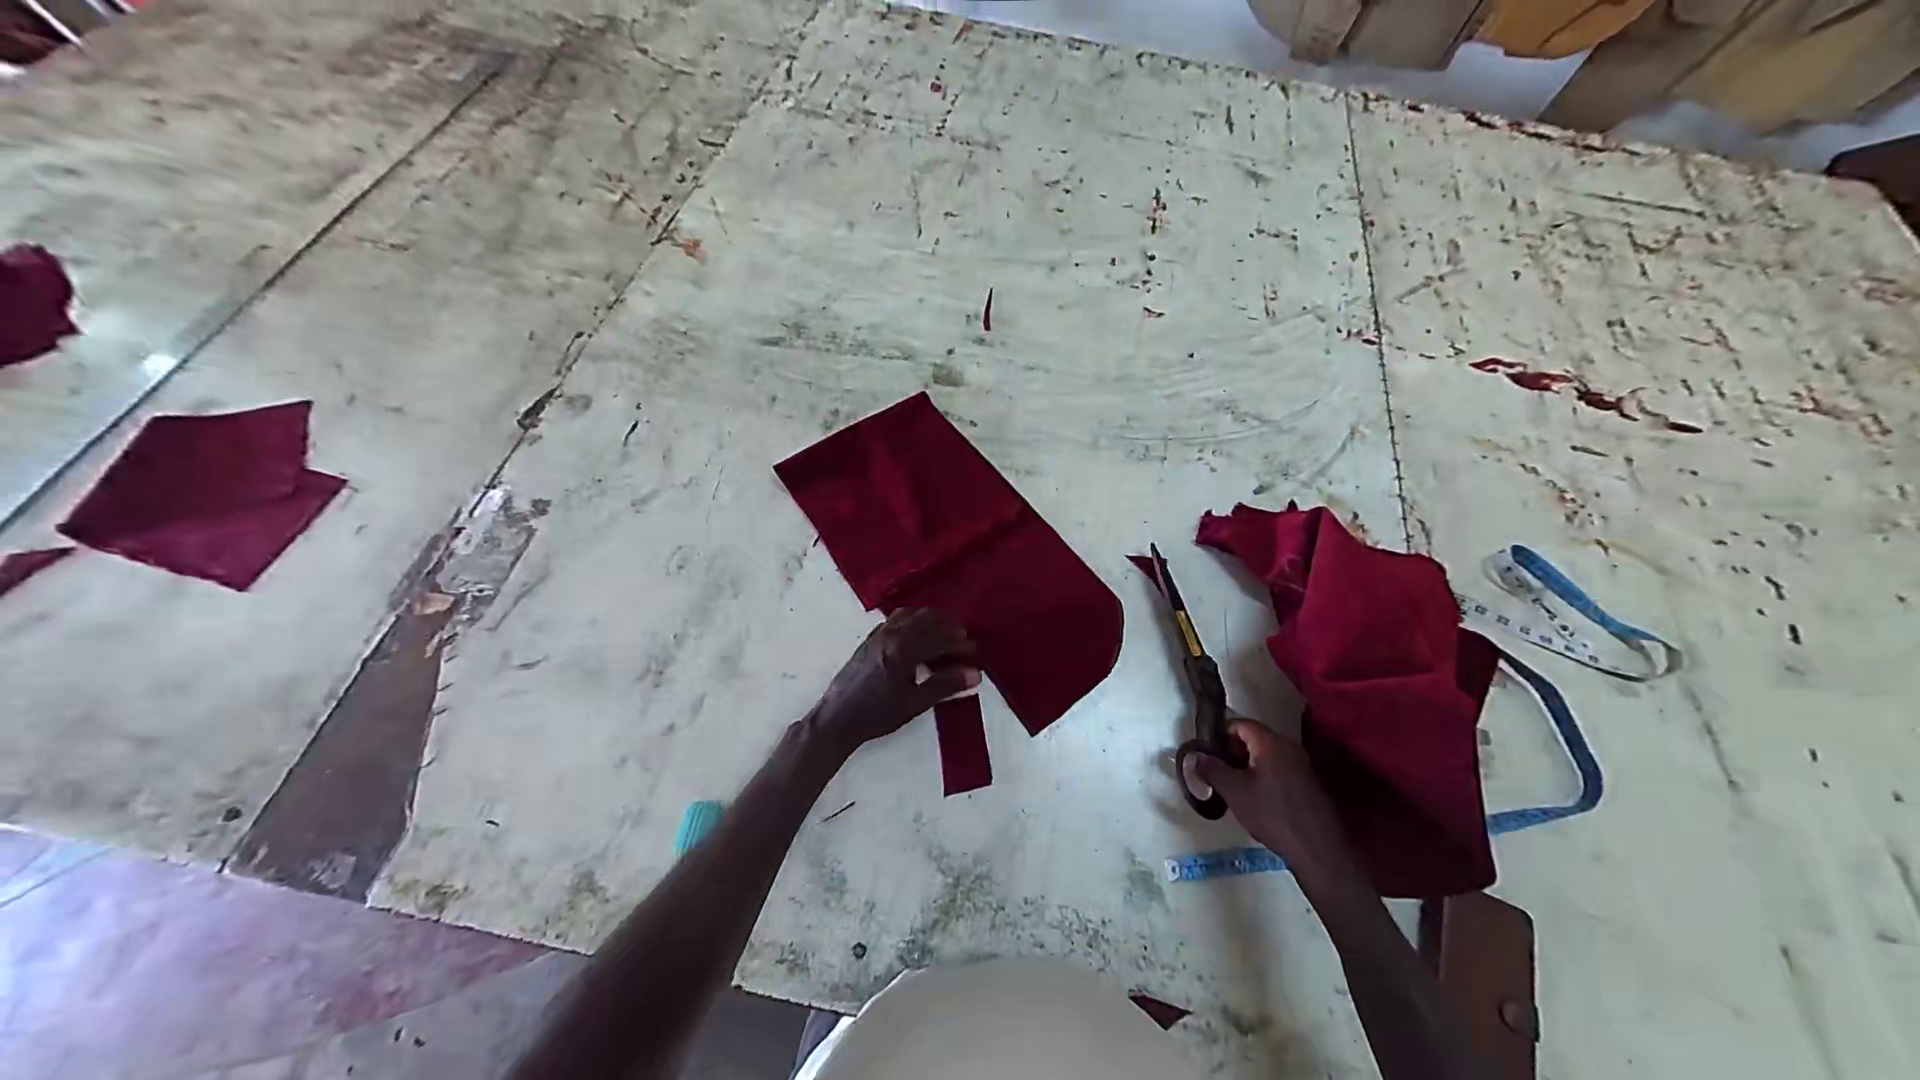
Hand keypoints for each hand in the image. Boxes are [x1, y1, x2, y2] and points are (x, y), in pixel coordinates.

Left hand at [808, 609, 979, 753]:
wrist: (837, 719)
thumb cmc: (877, 714)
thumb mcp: (915, 703)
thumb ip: (945, 685)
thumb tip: (974, 674)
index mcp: (904, 648)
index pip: (940, 638)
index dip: (960, 644)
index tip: (974, 652)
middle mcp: (890, 634)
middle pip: (925, 619)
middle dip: (947, 627)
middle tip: (962, 640)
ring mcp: (877, 635)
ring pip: (909, 615)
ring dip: (928, 621)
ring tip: (942, 635)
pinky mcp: (868, 640)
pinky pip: (894, 621)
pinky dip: (910, 622)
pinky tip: (915, 638)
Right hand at [1194, 718, 1355, 878]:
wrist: (1318, 849)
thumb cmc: (1272, 814)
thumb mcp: (1234, 791)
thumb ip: (1211, 769)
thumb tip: (1193, 755)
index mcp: (1271, 741)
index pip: (1239, 723)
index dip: (1219, 734)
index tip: (1206, 752)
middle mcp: (1289, 746)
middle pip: (1253, 738)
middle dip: (1232, 751)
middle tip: (1216, 771)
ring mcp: (1302, 764)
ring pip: (1266, 755)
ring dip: (1247, 765)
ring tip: (1232, 786)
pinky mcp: (1308, 783)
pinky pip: (1279, 768)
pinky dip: (1263, 775)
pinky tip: (1255, 798)